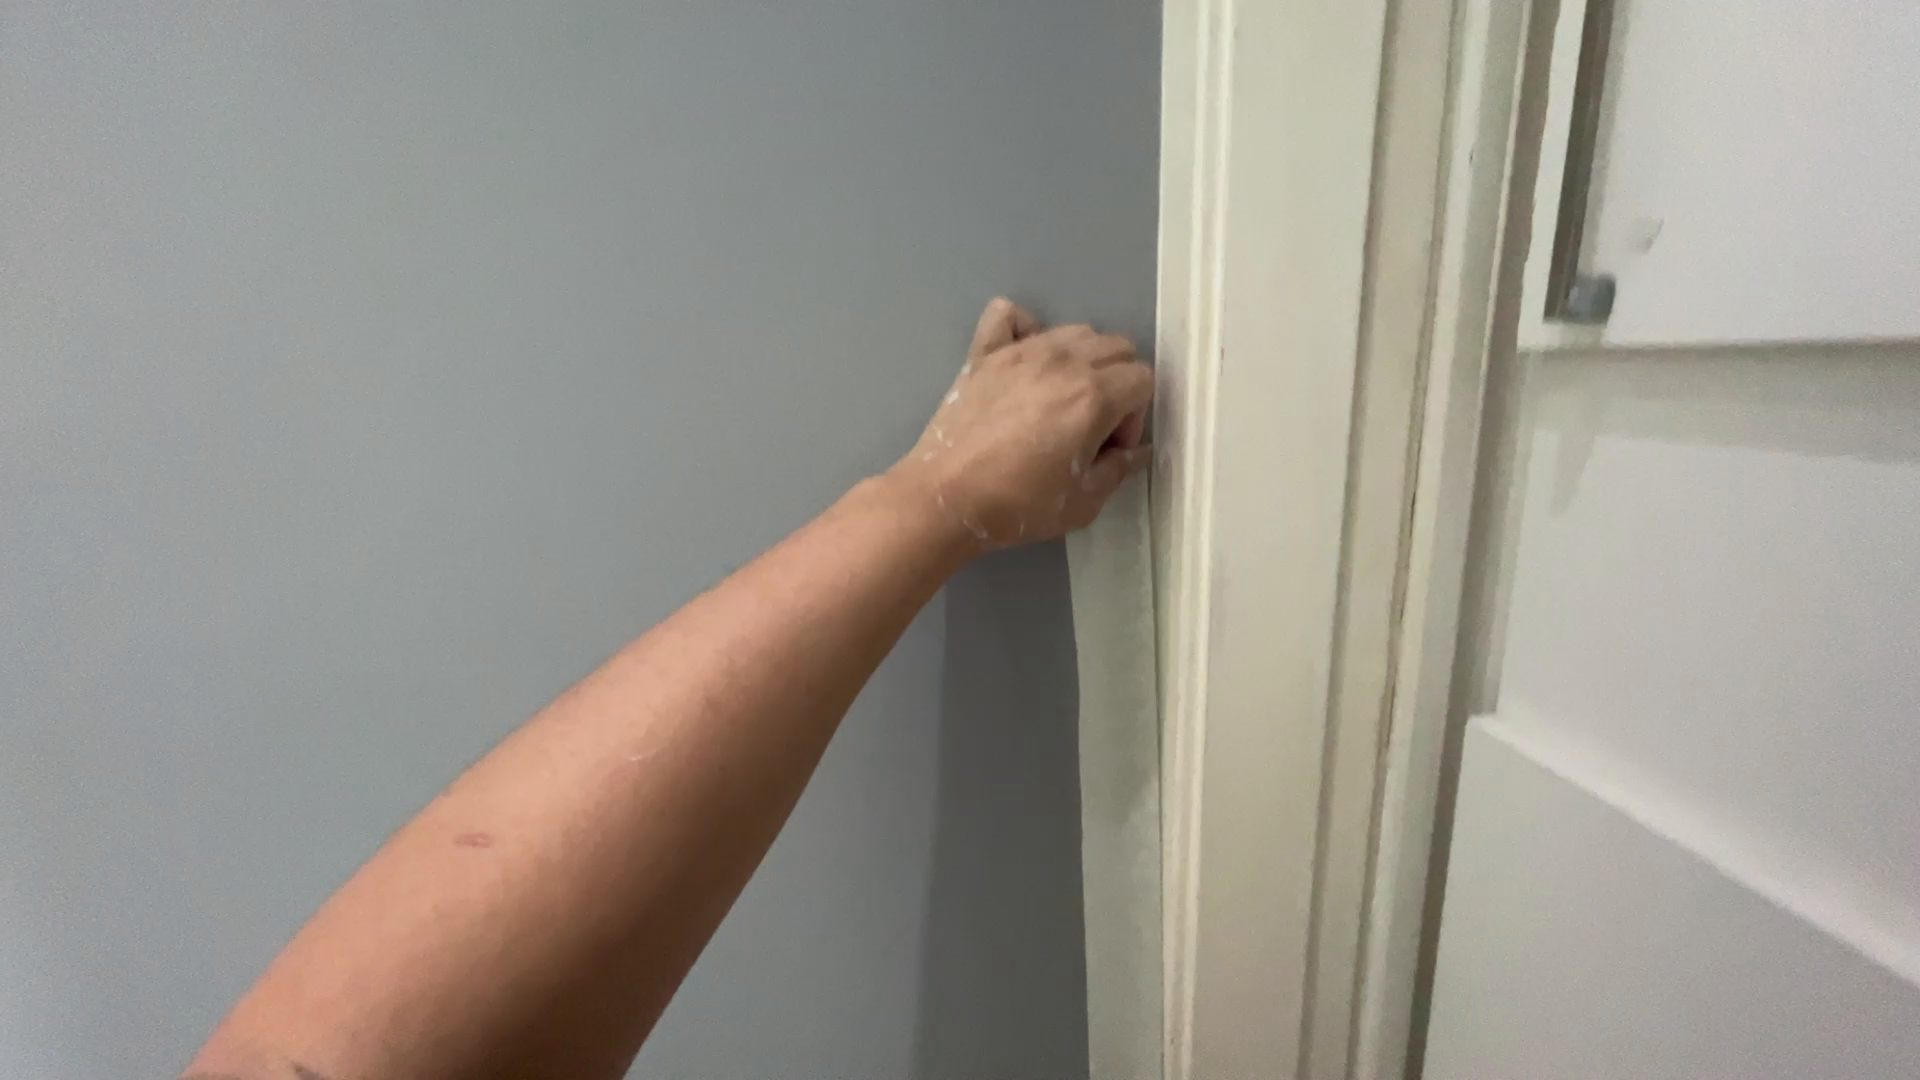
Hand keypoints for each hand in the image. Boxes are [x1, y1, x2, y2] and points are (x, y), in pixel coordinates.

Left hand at [889, 297, 1153, 550]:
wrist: (945, 499)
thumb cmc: (1017, 506)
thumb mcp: (1082, 503)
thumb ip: (1117, 471)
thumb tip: (1135, 452)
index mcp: (1093, 397)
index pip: (1142, 379)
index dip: (1134, 417)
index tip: (1108, 449)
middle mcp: (1063, 362)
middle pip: (1116, 347)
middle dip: (1117, 385)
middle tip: (1090, 427)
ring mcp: (1021, 352)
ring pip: (1074, 331)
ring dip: (1081, 360)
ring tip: (1060, 400)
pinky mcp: (984, 354)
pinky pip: (1008, 315)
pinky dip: (1023, 329)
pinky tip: (1023, 363)